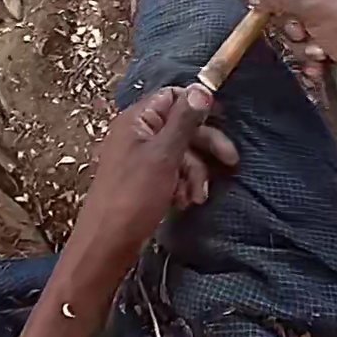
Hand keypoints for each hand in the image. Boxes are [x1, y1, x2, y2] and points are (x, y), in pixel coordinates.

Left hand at [72, 85, 237, 259]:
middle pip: (182, 126)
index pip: (173, 96)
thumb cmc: (132, 197)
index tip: (224, 119)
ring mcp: (141, 157)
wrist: (105, 247)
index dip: (199, 105)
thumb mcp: (164, 155)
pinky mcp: (145, 180)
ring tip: (198, 195)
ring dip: (195, 172)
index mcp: (138, 120)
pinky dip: (183, 185)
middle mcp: (139, 134)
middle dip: (206, 146)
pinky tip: (185, 202)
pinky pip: (173, 172)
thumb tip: (202, 88)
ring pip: (182, 153)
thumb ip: (184, 121)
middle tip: (231, 161)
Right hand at [249, 0, 336, 113]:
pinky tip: (321, 68)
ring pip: (304, 38)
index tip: (270, 7)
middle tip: (303, 34)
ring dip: (305, 48)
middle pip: (299, 14)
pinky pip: (313, 58)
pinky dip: (314, 63)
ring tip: (319, 54)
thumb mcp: (312, 5)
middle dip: (297, 28)